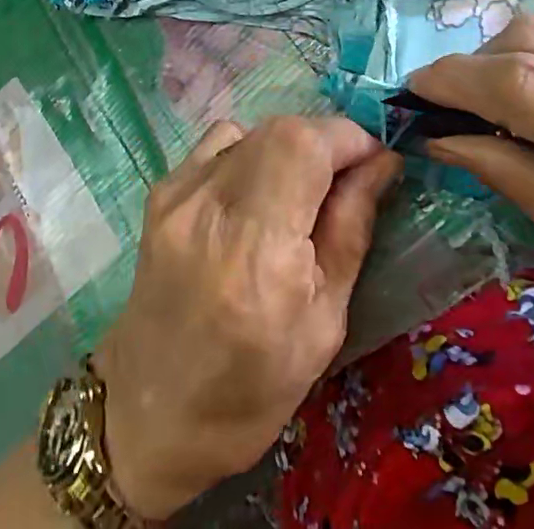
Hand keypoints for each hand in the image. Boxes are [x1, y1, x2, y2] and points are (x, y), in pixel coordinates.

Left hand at [92, 117, 400, 518]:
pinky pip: (214, 148)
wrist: (151, 405)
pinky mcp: (158, 195)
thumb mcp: (324, 322)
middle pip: (276, 130)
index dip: (348, 138)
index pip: (302, 145)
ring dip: (286, 148)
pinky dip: (248, 156)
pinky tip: (254, 198)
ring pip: (246, 131)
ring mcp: (174, 195)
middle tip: (347, 180)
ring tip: (299, 194)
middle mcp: (207, 206)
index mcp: (255, 248)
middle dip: (324, 142)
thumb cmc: (251, 387)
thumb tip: (382, 164)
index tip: (376, 161)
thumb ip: (351, 230)